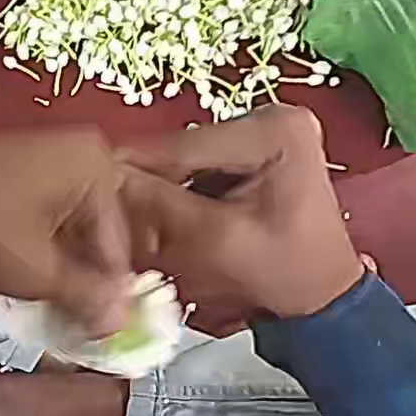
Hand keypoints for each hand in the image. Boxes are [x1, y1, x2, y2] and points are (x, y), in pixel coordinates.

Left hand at [0, 129, 131, 334]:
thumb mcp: (33, 269)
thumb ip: (86, 296)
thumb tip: (121, 323)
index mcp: (93, 163)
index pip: (119, 243)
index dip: (112, 293)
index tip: (104, 334)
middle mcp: (77, 152)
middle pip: (98, 232)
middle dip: (88, 279)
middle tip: (78, 324)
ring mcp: (43, 157)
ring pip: (71, 228)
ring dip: (65, 269)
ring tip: (51, 307)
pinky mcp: (15, 171)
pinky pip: (46, 217)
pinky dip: (43, 250)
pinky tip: (30, 279)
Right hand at [121, 105, 363, 318]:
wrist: (323, 297)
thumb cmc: (283, 274)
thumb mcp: (217, 242)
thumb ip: (159, 207)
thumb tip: (105, 180)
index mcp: (273, 130)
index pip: (182, 146)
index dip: (132, 171)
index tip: (92, 191)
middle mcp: (269, 118)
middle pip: (182, 150)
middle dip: (148, 186)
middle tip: (116, 220)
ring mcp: (263, 132)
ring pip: (185, 160)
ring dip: (160, 192)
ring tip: (140, 224)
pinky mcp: (254, 151)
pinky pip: (199, 169)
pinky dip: (179, 194)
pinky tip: (167, 219)